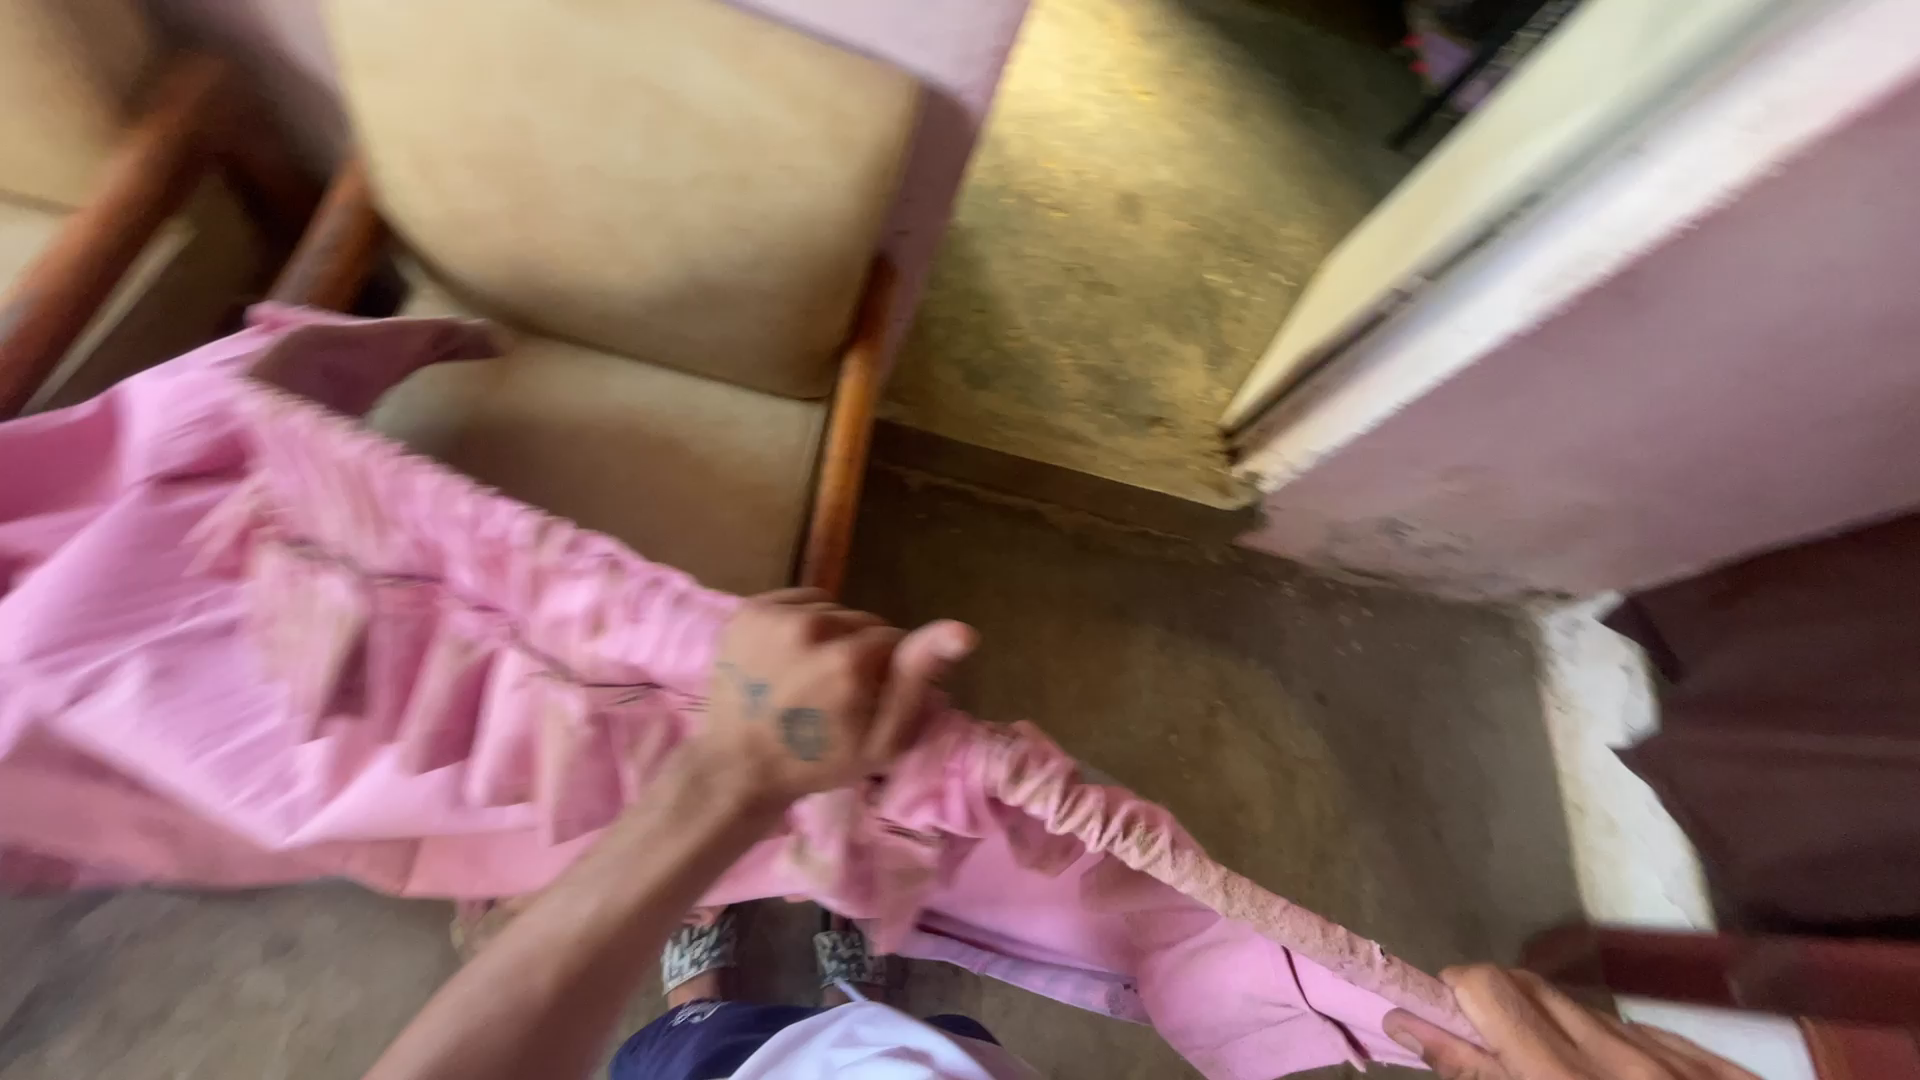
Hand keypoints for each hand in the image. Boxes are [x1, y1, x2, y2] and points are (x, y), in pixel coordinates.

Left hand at [697, 588, 973, 805]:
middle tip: (835, 691)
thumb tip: (962, 631)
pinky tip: (788, 656)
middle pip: (862, 622)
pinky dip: (800, 621)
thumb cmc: (818, 760)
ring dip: (829, 635)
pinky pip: (800, 600)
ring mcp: (776, 616)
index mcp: (850, 660)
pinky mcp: (750, 609)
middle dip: (858, 650)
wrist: (738, 768)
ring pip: (832, 610)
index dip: (886, 670)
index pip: (894, 640)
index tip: (865, 699)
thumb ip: (919, 679)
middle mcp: (814, 627)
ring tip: (807, 674)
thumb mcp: (883, 739)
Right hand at [1384, 966, 1758, 1079]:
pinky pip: (1644, 1031)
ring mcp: (1685, 1064)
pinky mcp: (1728, 1073)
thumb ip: (1476, 1077)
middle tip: (1489, 1049)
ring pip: (1578, 1006)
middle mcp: (1626, 1062)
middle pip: (1522, 983)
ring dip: (1551, 1029)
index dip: (1452, 993)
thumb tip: (1408, 1023)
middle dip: (1491, 1005)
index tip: (1440, 1018)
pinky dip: (1615, 1049)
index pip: (1484, 987)